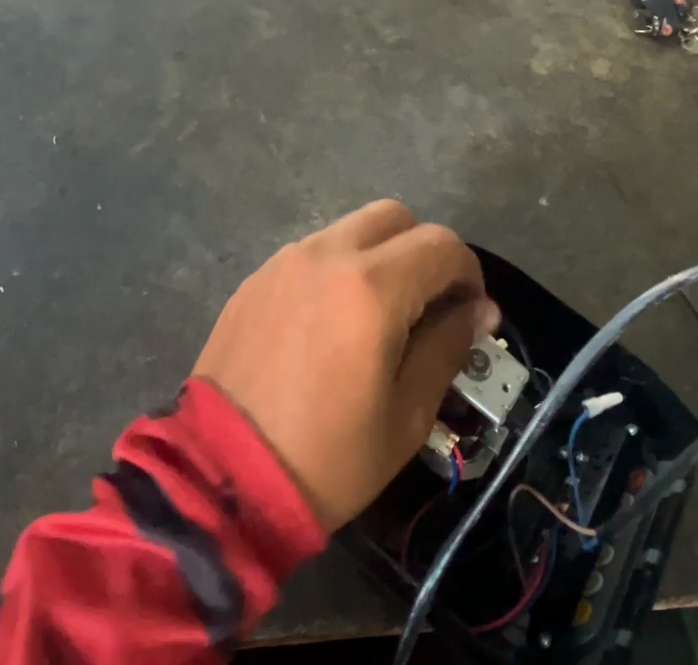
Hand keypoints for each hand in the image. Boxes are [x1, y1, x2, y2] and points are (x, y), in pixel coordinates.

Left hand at [193, 200, 499, 530]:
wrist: (220, 479)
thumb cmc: (327, 457)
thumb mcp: (407, 414)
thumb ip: (448, 346)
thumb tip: (476, 310)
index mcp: (371, 287)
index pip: (442, 245)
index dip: (470, 274)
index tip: (471, 313)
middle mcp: (326, 255)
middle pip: (396, 218)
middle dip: (425, 252)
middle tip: (429, 305)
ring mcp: (283, 263)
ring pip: (351, 229)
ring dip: (380, 256)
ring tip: (378, 316)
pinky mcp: (255, 280)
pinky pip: (312, 253)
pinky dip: (338, 269)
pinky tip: (332, 323)